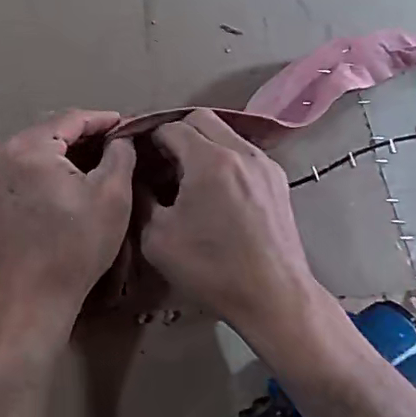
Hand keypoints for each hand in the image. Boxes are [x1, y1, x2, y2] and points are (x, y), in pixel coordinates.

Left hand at [0, 109, 136, 324]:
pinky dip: (43, 164)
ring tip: (94, 156)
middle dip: (82, 134)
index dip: (102, 120)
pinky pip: (19, 163)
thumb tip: (120, 136)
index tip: (127, 124)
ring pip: (33, 145)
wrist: (34, 297)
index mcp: (28, 147)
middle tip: (114, 141)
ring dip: (62, 148)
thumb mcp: (113, 196)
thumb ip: (120, 153)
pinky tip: (66, 174)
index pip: (71, 118)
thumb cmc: (77, 246)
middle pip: (49, 130)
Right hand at [140, 110, 330, 344]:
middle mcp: (241, 151)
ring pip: (225, 133)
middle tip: (161, 163)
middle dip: (176, 134)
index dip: (149, 139)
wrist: (274, 297)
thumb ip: (141, 198)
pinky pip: (243, 153)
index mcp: (210, 160)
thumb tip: (137, 177)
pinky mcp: (278, 180)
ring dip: (202, 144)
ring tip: (187, 178)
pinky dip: (224, 159)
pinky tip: (215, 191)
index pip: (171, 127)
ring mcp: (264, 163)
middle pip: (201, 119)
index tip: (139, 157)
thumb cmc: (212, 269)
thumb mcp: (157, 238)